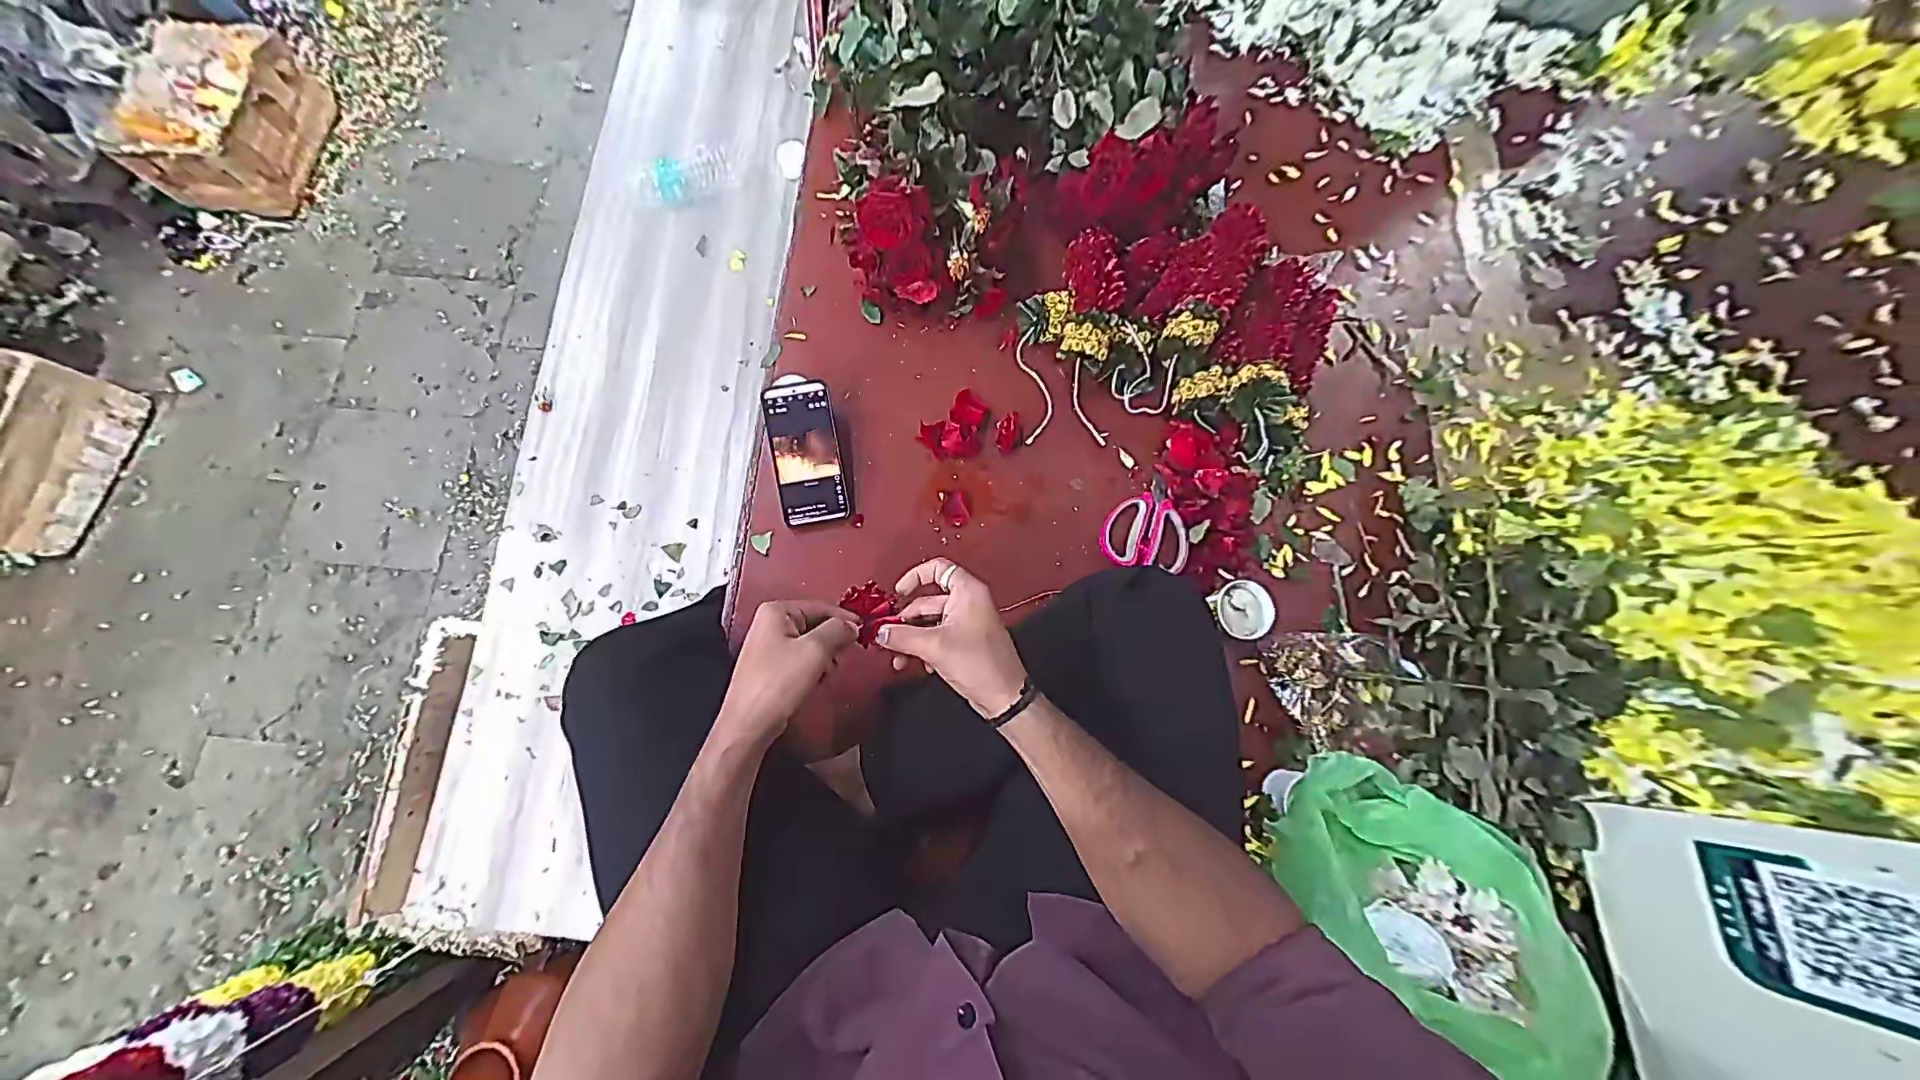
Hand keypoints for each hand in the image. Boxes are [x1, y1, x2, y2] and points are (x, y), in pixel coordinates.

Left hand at [718, 600, 858, 743]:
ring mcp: (769, 647)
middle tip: (841, 657)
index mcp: (776, 612)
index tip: (864, 630)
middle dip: (832, 641)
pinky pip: (802, 660)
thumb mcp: (815, 650)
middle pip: (816, 624)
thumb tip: (852, 625)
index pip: (820, 607)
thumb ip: (838, 630)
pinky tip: (815, 682)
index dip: (844, 618)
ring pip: (811, 644)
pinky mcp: (772, 667)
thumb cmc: (777, 684)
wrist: (750, 724)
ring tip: (824, 673)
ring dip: (824, 658)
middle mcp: (769, 625)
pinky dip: (813, 669)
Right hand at [876, 558, 1028, 717]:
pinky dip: (925, 647)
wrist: (1003, 696)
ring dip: (912, 637)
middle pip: (928, 600)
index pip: (937, 569)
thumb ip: (902, 636)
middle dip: (906, 620)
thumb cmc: (982, 665)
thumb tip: (882, 631)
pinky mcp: (966, 641)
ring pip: (930, 621)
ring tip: (899, 655)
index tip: (898, 593)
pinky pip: (938, 636)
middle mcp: (969, 602)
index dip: (914, 577)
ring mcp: (968, 622)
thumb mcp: (934, 647)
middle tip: (889, 634)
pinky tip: (918, 664)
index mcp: (967, 592)